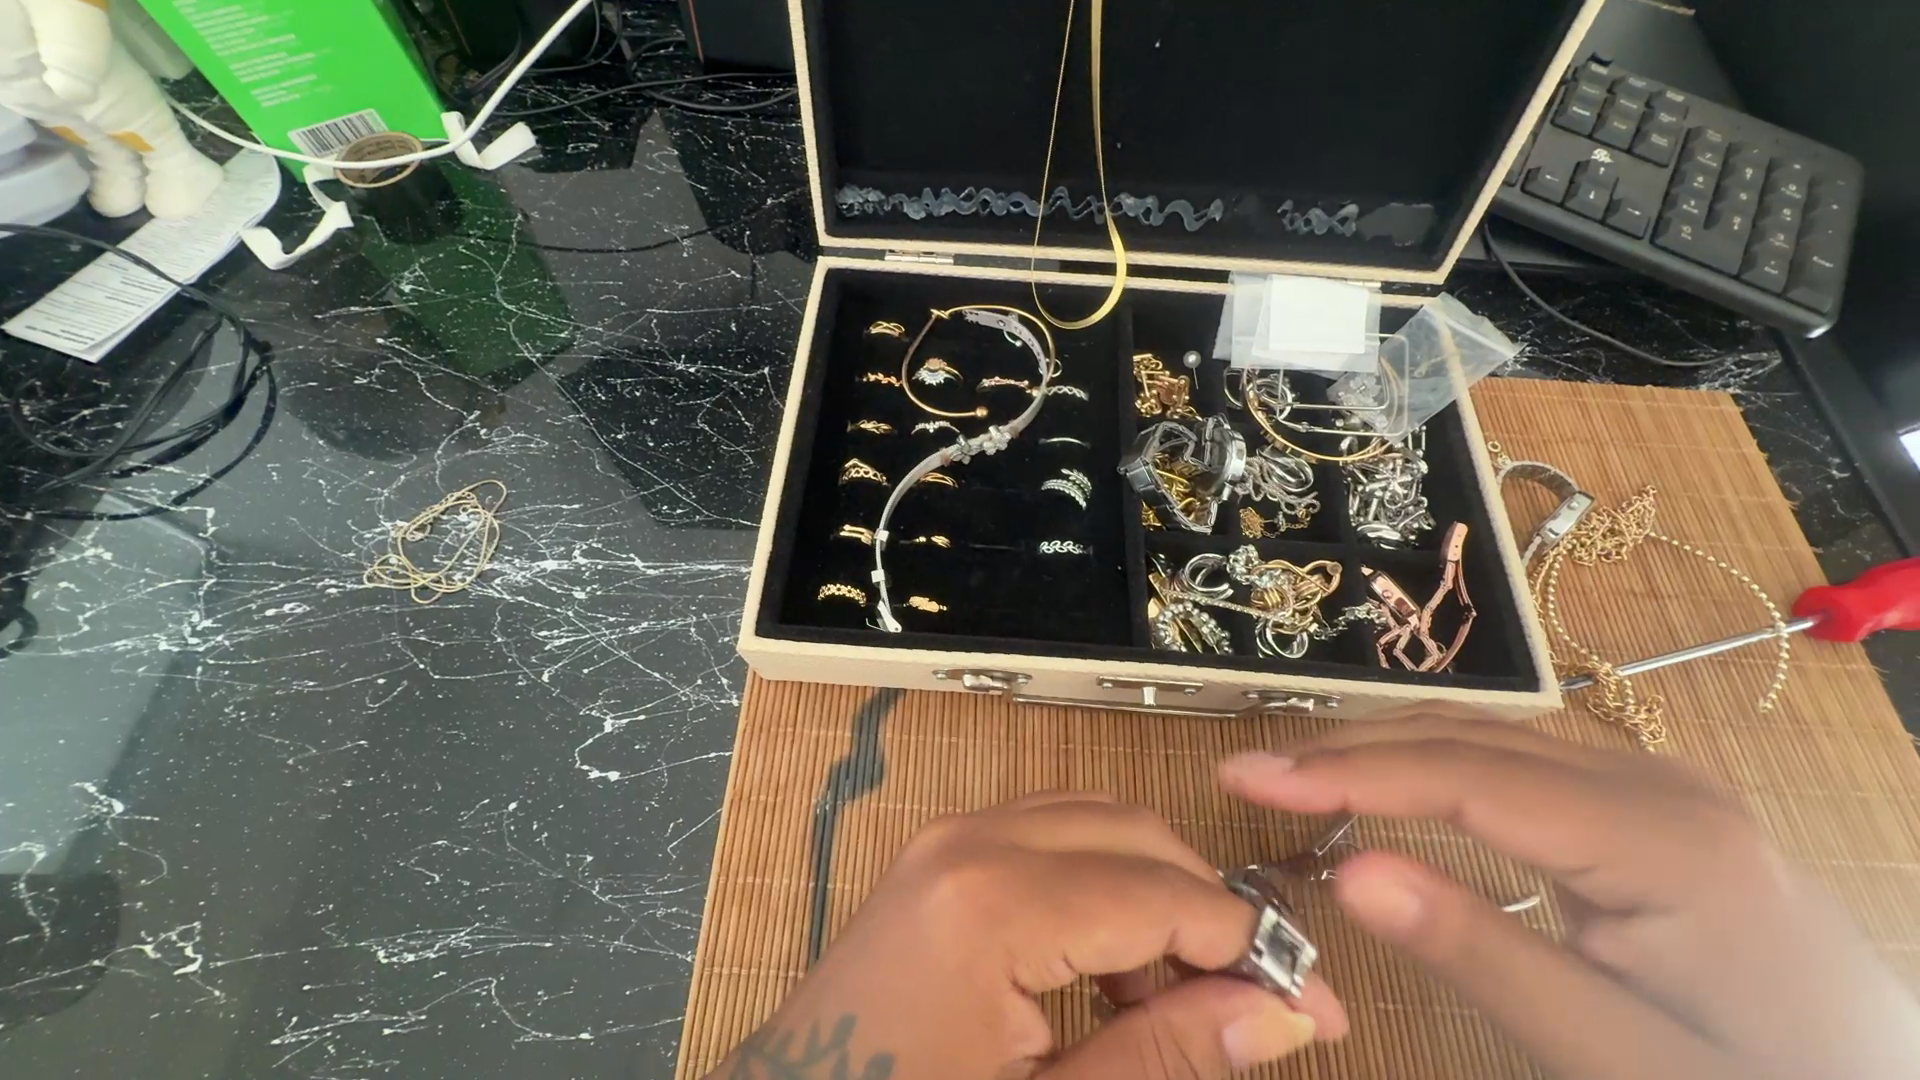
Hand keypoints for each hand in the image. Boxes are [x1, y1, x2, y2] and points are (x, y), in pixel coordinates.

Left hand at [710, 791, 1347, 1079]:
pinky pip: (1046, 840)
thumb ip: (1167, 1056)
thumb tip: (1277, 1014)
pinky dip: (1100, 887)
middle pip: (1130, 833)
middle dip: (1205, 906)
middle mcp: (969, 840)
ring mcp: (947, 839)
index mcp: (992, 900)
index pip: (1159, 890)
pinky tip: (1113, 972)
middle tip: (1254, 997)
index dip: (1248, 944)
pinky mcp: (938, 856)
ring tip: (1181, 998)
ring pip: (1092, 825)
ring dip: (1154, 892)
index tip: (1310, 1002)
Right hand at [1220, 715, 1919, 1079]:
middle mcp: (1653, 782)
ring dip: (1378, 750)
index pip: (1464, 775)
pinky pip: (1510, 758)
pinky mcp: (1642, 799)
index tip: (1246, 778)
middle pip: (1466, 739)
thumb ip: (1486, 957)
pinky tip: (1383, 780)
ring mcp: (1652, 782)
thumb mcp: (1626, 1060)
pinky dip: (1425, 762)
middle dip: (1345, 751)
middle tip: (1247, 775)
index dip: (1344, 772)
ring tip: (1294, 775)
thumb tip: (1348, 873)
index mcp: (1662, 840)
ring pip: (1482, 736)